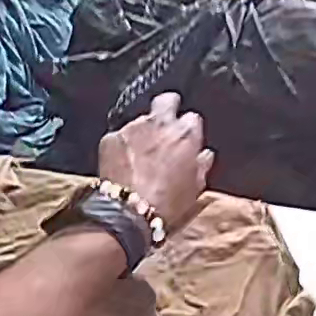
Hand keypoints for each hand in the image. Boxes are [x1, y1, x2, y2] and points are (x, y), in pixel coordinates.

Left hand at [97, 92, 214, 235]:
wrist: (129, 213)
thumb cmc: (167, 205)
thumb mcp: (195, 189)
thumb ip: (202, 165)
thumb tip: (204, 155)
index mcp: (185, 134)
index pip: (192, 119)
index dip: (188, 132)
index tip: (185, 143)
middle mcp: (160, 123)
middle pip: (166, 101)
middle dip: (168, 109)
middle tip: (165, 129)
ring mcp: (133, 128)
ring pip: (141, 120)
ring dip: (143, 132)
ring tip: (141, 157)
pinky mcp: (111, 137)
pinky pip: (120, 136)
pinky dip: (122, 146)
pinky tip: (123, 165)